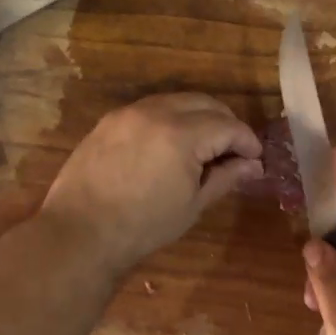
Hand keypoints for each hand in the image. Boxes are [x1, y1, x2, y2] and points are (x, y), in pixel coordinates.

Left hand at [42, 94, 262, 273]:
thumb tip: (253, 166)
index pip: (227, 126)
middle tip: (235, 150)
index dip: (247, 141)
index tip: (256, 158)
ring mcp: (128, 113)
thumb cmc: (143, 227)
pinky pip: (150, 109)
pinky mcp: (109, 121)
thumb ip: (225, 177)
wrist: (79, 233)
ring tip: (204, 146)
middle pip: (204, 103)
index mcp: (181, 134)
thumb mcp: (192, 205)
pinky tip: (171, 145)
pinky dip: (170, 119)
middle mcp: (156, 112)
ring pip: (176, 101)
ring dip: (198, 117)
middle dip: (225, 123)